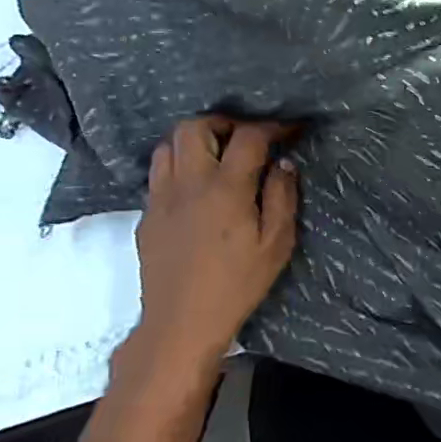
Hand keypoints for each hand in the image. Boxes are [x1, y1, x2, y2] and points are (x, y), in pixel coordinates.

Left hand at [128, 116, 298, 372]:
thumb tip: (284, 164)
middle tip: (250, 137)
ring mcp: (161, 196)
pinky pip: (159, 171)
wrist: (182, 318)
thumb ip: (282, 197)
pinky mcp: (147, 213)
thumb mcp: (277, 243)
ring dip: (197, 140)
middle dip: (225, 123)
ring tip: (222, 154)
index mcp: (226, 189)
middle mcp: (188, 183)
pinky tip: (200, 184)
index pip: (248, 138)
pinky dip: (181, 163)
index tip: (292, 129)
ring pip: (169, 145)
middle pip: (195, 127)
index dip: (273, 126)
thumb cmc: (239, 282)